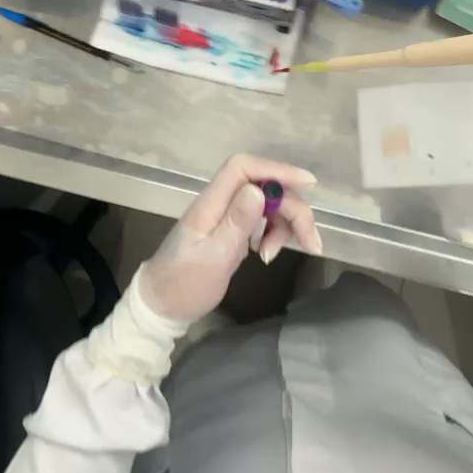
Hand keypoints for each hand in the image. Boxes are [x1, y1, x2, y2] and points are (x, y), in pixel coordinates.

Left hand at [138, 154, 319, 322]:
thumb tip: (258, 191)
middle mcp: (220, 203)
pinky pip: (262, 221)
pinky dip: (274, 234)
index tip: (307, 184)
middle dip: (292, 209)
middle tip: (310, 242)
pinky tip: (268, 254)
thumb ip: (236, 222)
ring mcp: (227, 216)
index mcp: (211, 203)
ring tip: (275, 254)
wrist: (162, 305)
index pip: (243, 167)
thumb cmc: (184, 284)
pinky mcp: (233, 230)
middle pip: (264, 188)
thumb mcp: (214, 257)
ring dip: (285, 225)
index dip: (277, 169)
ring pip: (268, 204)